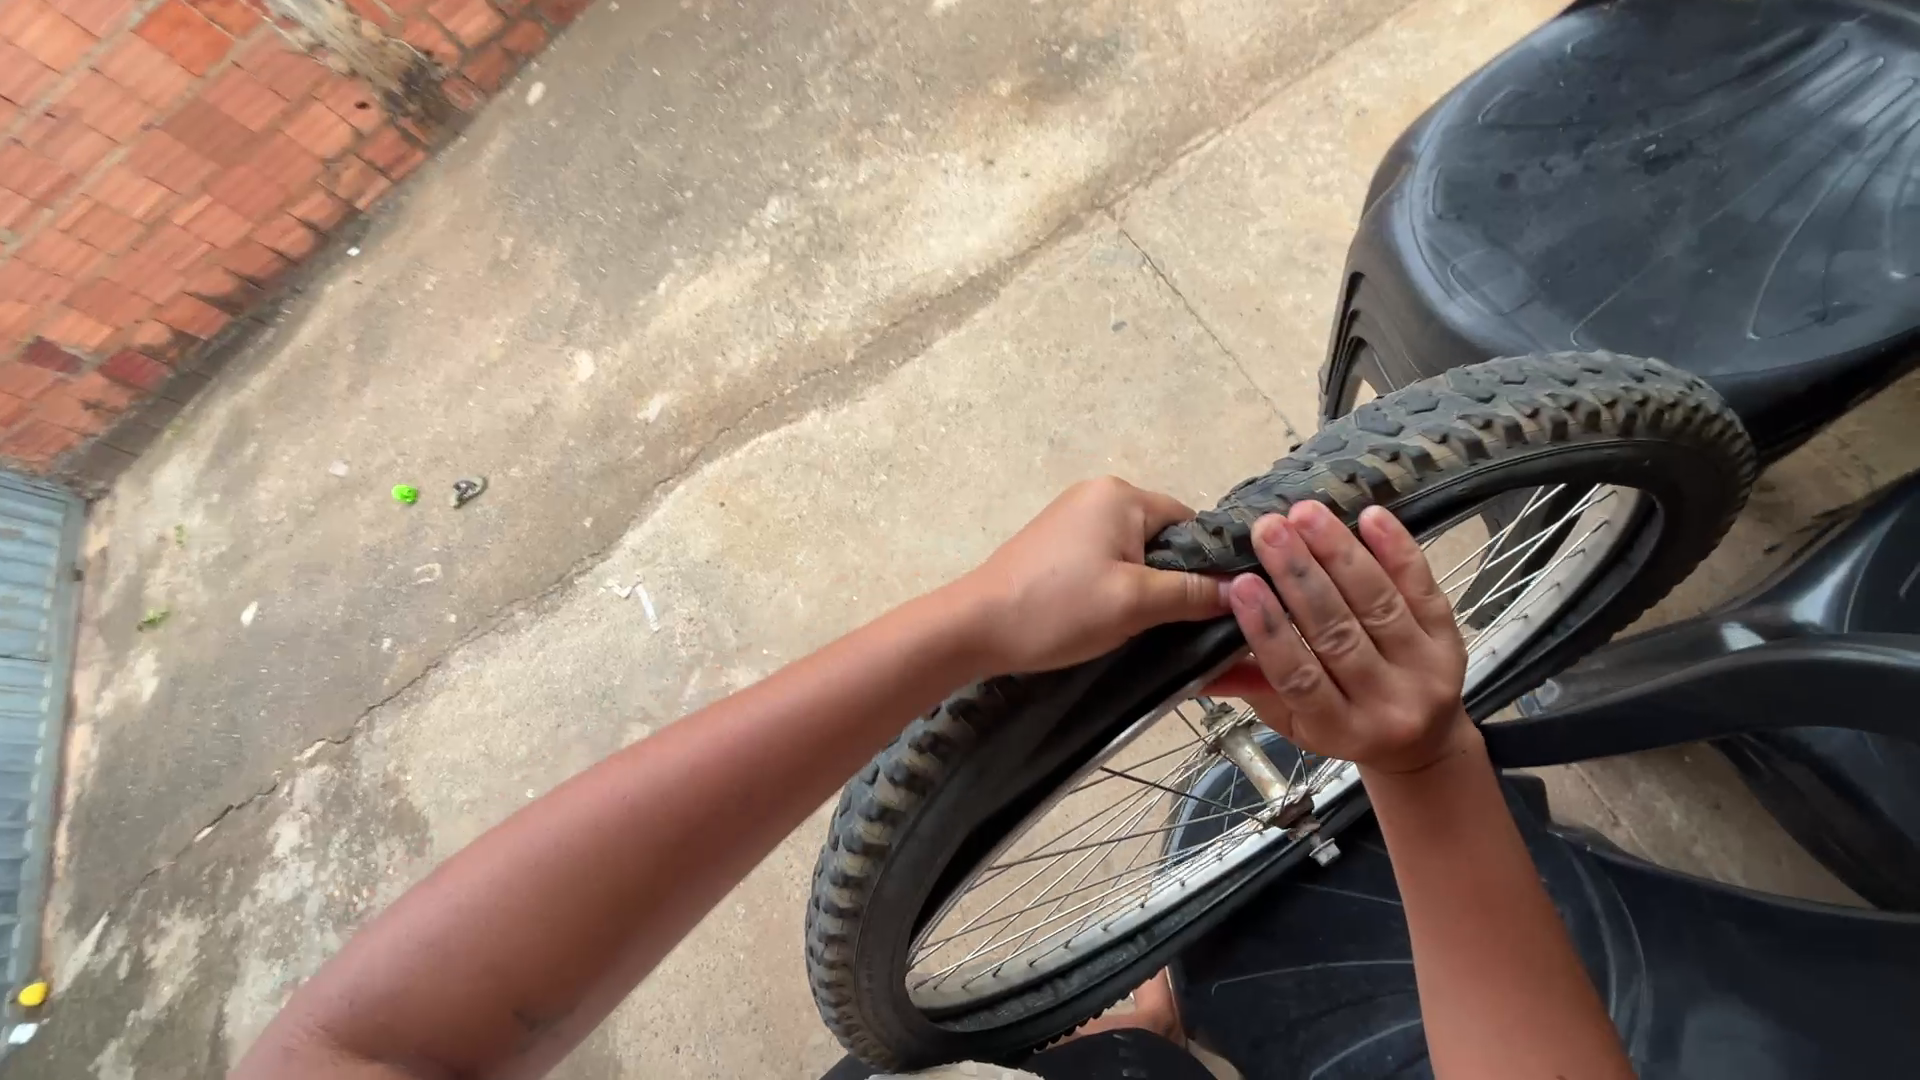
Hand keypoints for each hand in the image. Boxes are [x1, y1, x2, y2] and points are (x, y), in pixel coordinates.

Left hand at [953, 476, 1229, 673]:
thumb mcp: (1135, 603)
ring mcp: (1072, 517)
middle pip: (1163, 536)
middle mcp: (1097, 494)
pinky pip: (1106, 559)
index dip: (1208, 565)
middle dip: (1173, 578)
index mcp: (1120, 495)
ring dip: (1144, 585)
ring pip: (1134, 552)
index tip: (1215, 606)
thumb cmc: (1058, 609)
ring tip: (1141, 623)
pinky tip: (1111, 615)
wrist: (976, 627)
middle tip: (1176, 622)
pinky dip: (1116, 585)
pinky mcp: (1055, 543)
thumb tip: (1242, 590)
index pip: (1190, 523)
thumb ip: (1193, 593)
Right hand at [1213, 501, 1476, 774]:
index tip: (1241, 584)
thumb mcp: (1289, 722)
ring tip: (1306, 514)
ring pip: (1378, 603)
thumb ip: (1248, 686)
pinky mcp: (1450, 636)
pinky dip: (1398, 549)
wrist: (1421, 745)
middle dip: (1300, 576)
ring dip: (1339, 553)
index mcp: (1338, 728)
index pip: (1299, 676)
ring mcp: (1424, 668)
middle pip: (1338, 633)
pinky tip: (1370, 517)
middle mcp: (1387, 702)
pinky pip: (1424, 587)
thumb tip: (1191, 661)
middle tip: (1268, 530)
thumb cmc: (1339, 726)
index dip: (1270, 630)